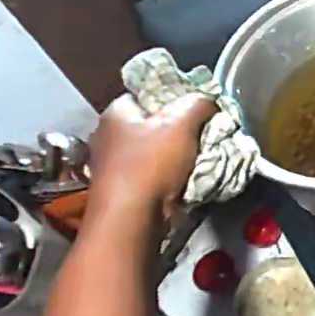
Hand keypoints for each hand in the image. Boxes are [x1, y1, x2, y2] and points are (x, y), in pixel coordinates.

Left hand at [88, 93, 215, 217]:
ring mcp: (110, 167)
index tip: (195, 109)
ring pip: (151, 154)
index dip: (172, 99)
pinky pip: (149, 178)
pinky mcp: (119, 193)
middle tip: (200, 135)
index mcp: (115, 113)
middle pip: (150, 126)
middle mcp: (107, 137)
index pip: (146, 95)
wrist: (130, 220)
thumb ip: (197, 104)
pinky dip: (166, 180)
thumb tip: (207, 100)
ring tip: (197, 160)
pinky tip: (183, 183)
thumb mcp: (181, 123)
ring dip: (173, 158)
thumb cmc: (150, 164)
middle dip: (176, 131)